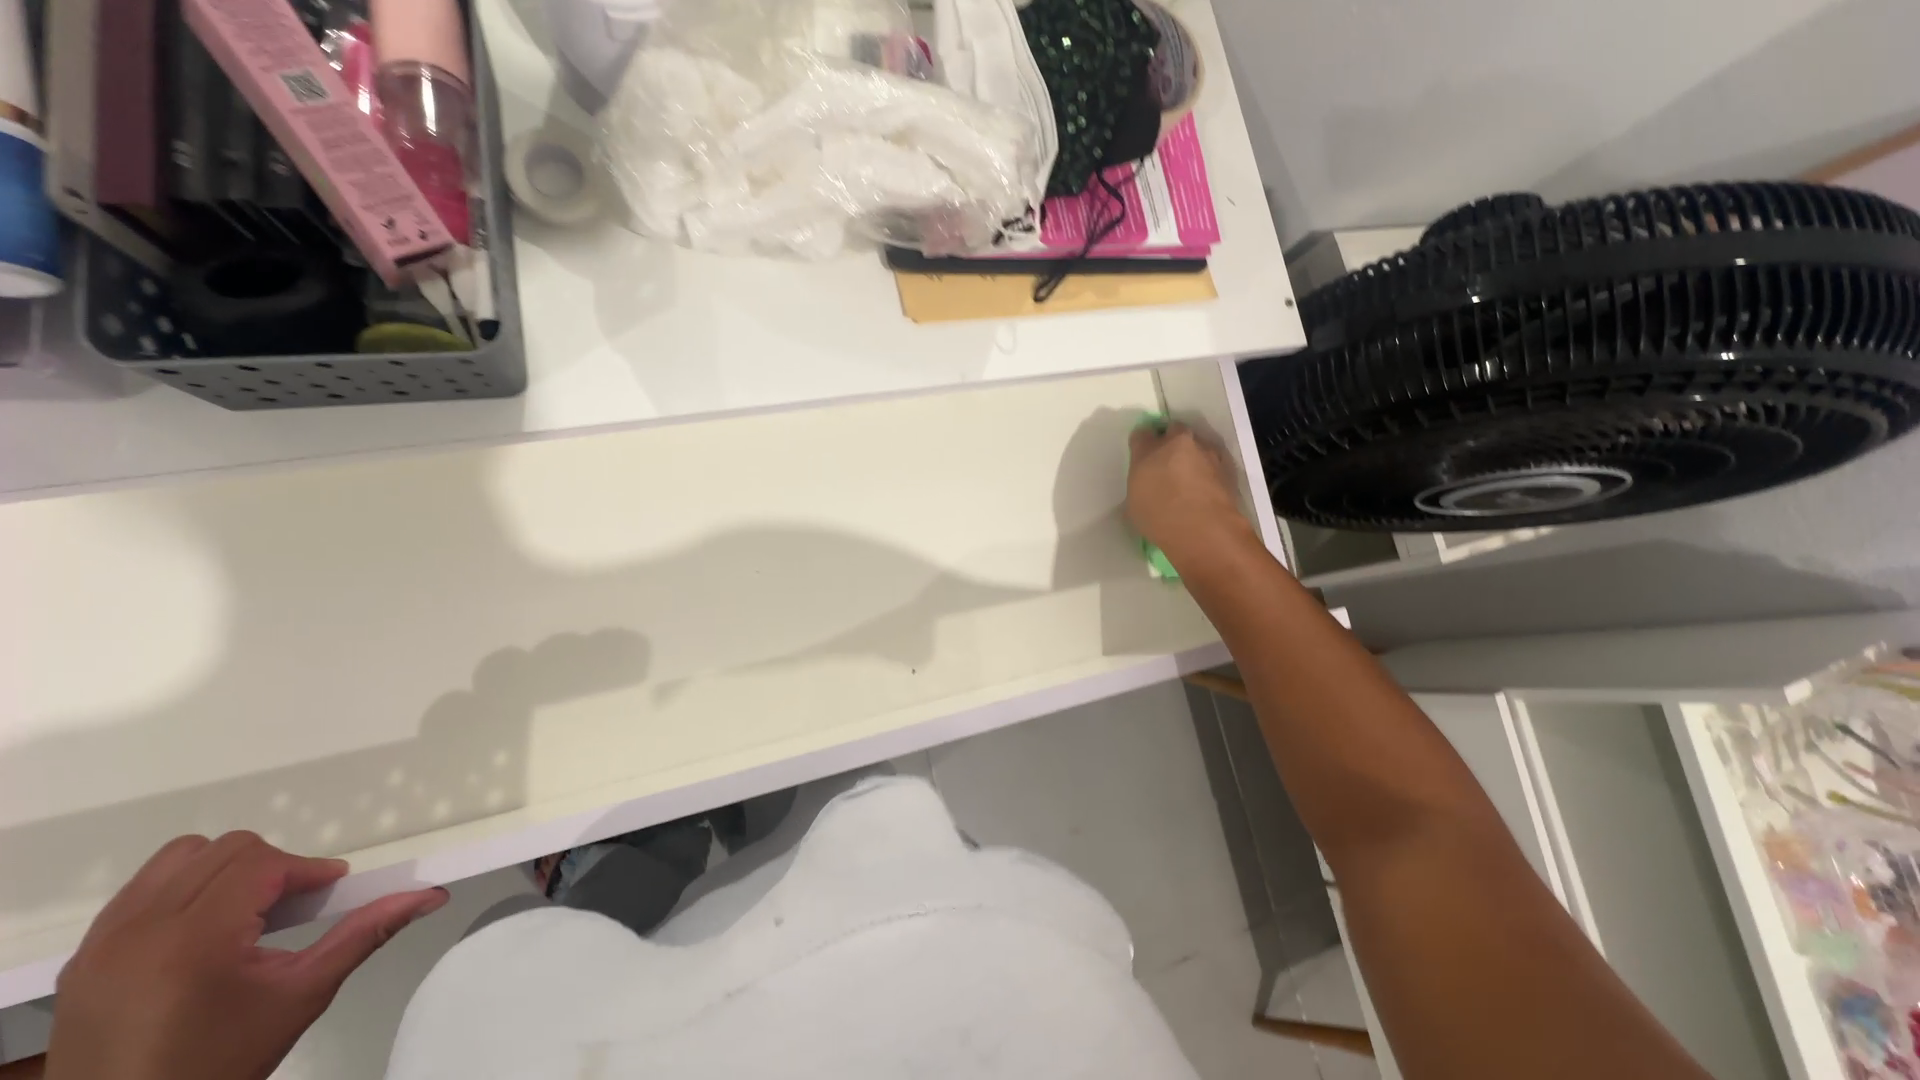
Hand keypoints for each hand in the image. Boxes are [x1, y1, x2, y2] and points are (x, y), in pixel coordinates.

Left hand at [46, 832, 447, 1079]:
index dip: (307, 868)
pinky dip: (181, 891)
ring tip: (247, 912)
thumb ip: (366, 933)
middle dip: (270, 867)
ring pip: (177, 859)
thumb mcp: (303, 996)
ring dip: (223, 870)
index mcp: (195, 939)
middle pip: (223, 850)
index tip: (333, 890)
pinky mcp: (81, 956)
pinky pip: (138, 891)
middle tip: (296, 905)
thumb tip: (431, 895)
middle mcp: (140, 928)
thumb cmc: (223, 1062)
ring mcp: (101, 941)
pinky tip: (203, 931)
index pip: (261, 863)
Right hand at [1127, 423, 1254, 568]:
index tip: (1144, 458)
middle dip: (1171, 441)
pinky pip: (1213, 460)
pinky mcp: (1226, 464)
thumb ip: (1142, 482)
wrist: (1203, 529)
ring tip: (1191, 478)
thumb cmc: (1159, 518)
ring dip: (1193, 455)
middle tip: (1168, 464)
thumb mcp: (1135, 502)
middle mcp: (1177, 442)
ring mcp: (1204, 451)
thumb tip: (1149, 482)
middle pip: (1174, 430)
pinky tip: (1206, 487)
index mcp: (1147, 450)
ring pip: (1197, 444)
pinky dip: (1209, 469)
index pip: (1142, 434)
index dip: (1143, 445)